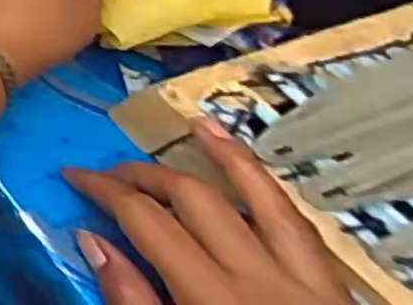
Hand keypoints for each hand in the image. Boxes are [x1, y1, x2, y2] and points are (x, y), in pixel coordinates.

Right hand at [65, 119, 349, 304]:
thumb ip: (135, 302)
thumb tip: (92, 239)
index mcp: (217, 299)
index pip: (143, 217)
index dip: (99, 188)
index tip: (70, 177)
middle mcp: (265, 281)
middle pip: (192, 197)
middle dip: (142, 175)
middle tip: (110, 176)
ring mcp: (314, 289)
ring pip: (264, 202)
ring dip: (228, 159)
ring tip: (199, 126)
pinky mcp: (341, 301)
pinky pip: (306, 233)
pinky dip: (275, 195)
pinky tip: (255, 172)